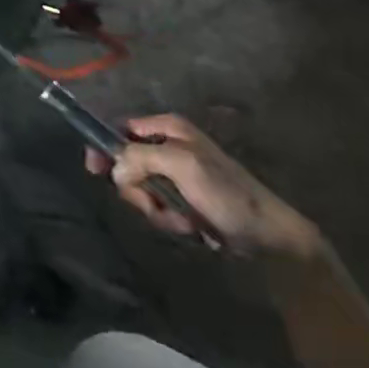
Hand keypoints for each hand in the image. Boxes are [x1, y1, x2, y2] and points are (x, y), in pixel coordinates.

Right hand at [87, 114, 322, 259]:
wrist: (272, 239)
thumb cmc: (229, 195)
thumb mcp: (183, 165)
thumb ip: (138, 156)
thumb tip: (114, 171)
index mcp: (168, 128)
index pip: (117, 128)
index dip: (103, 148)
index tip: (96, 171)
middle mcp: (168, 146)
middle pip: (124, 161)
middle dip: (135, 187)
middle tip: (150, 203)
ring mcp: (175, 174)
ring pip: (136, 186)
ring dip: (152, 207)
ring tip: (178, 219)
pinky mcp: (182, 198)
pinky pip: (153, 203)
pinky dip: (165, 217)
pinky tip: (186, 225)